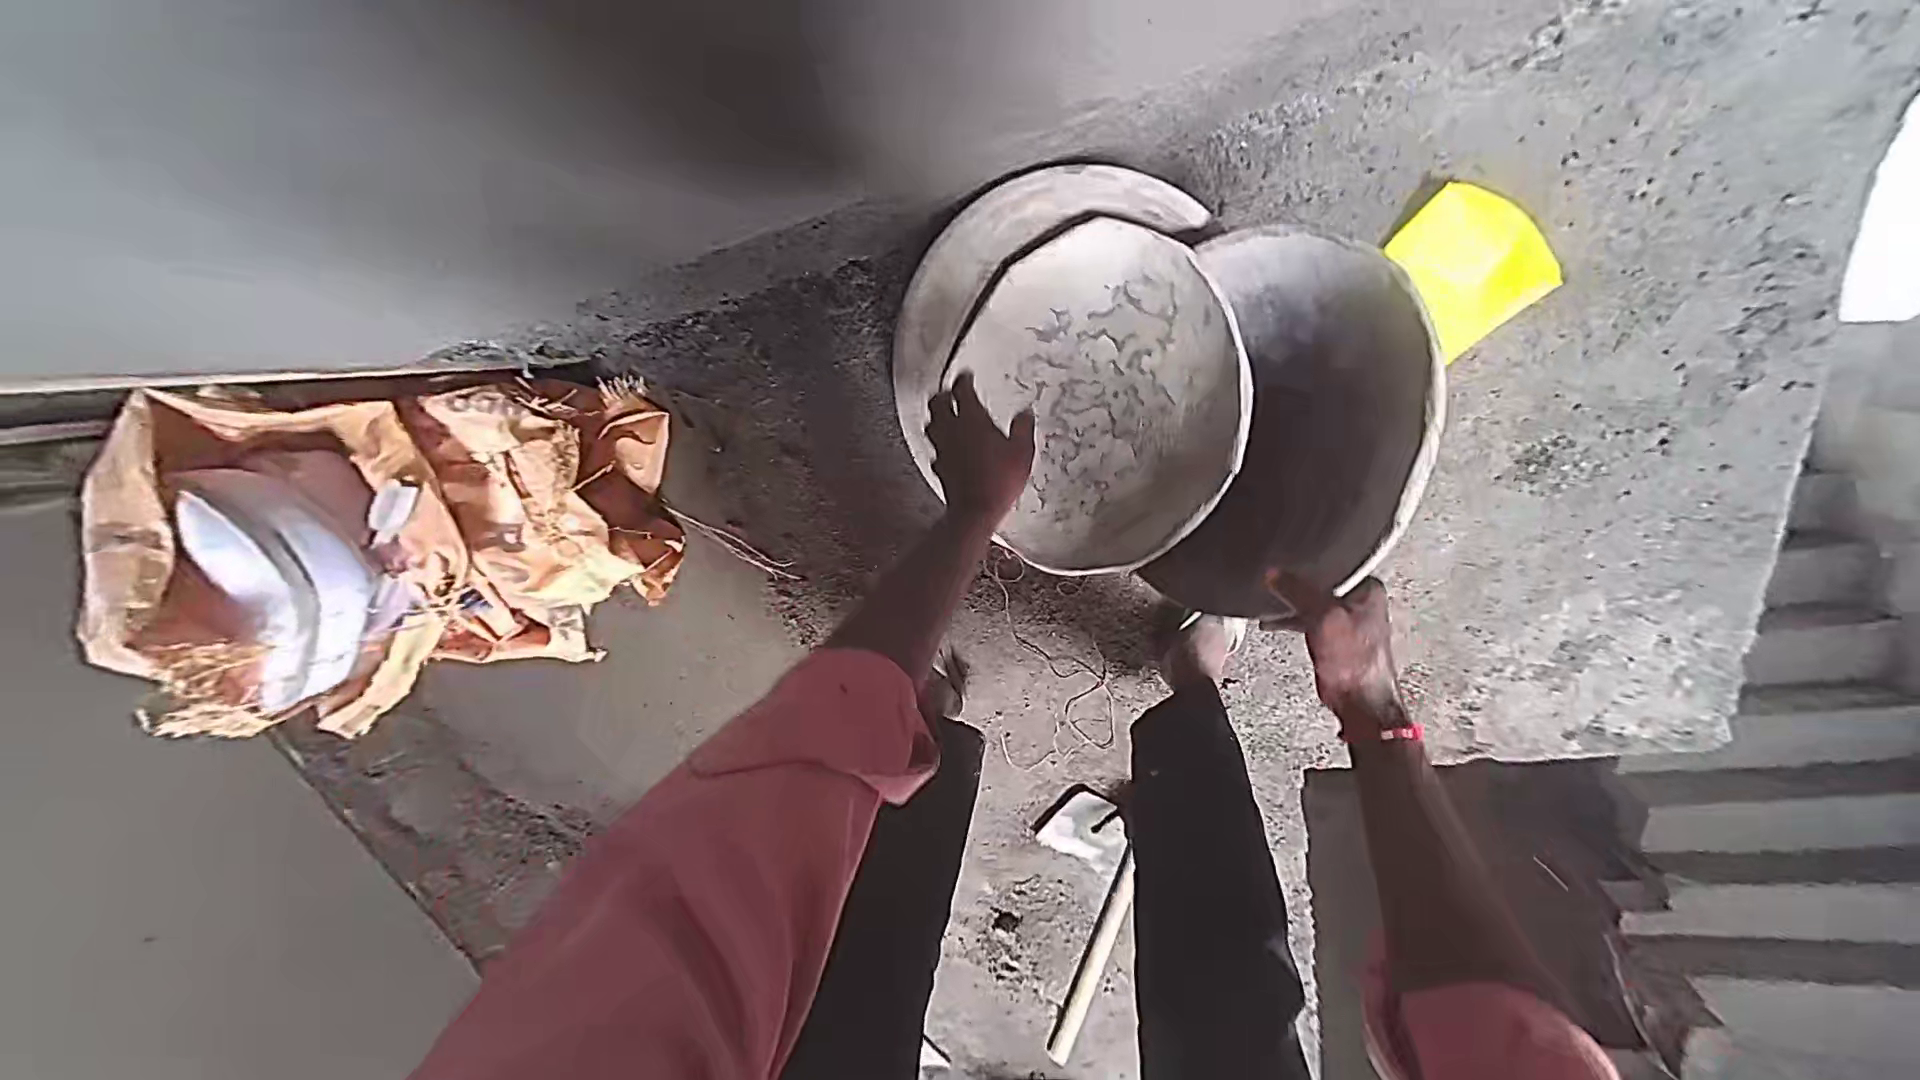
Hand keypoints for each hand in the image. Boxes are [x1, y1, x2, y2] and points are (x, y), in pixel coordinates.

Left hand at [926, 371, 1035, 528]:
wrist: (977, 510)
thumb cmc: (998, 481)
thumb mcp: (1022, 450)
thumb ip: (1022, 428)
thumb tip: (1025, 416)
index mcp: (972, 419)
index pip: (962, 389)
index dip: (963, 379)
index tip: (965, 376)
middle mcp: (953, 431)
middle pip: (938, 403)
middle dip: (943, 394)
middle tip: (949, 391)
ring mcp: (943, 449)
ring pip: (932, 424)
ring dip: (936, 416)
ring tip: (942, 413)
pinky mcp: (940, 467)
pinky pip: (936, 448)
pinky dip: (940, 443)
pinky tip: (946, 447)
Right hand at [1268, 574, 1402, 728]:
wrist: (1360, 701)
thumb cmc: (1355, 663)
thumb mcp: (1323, 617)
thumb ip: (1298, 591)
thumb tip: (1274, 573)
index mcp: (1368, 589)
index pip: (1332, 564)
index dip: (1305, 564)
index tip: (1282, 563)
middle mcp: (1360, 601)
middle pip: (1319, 582)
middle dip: (1294, 583)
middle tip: (1271, 581)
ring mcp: (1347, 620)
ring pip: (1311, 600)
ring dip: (1289, 602)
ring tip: (1267, 600)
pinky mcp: (1333, 637)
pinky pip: (1307, 618)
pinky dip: (1289, 618)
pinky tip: (1271, 621)